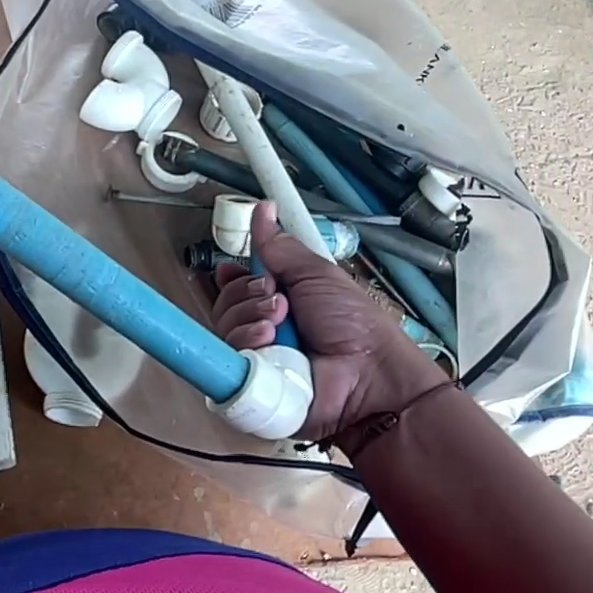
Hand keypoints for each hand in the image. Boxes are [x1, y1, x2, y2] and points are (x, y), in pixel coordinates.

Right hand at [210, 202, 450, 440]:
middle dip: (248, 293)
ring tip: (280, 323)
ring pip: (225, 327)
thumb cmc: (353, 325)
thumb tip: (262, 209)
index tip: (235, 269)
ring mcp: (256, 356)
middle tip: (278, 299)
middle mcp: (264, 327)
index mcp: (280, 299)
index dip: (233, 276)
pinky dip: (246, 342)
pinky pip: (228, 357)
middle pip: (226, 303)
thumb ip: (280, 247)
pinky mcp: (250, 382)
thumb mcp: (317, 275)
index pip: (238, 284)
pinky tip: (269, 341)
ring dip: (250, 316)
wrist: (368, 376)